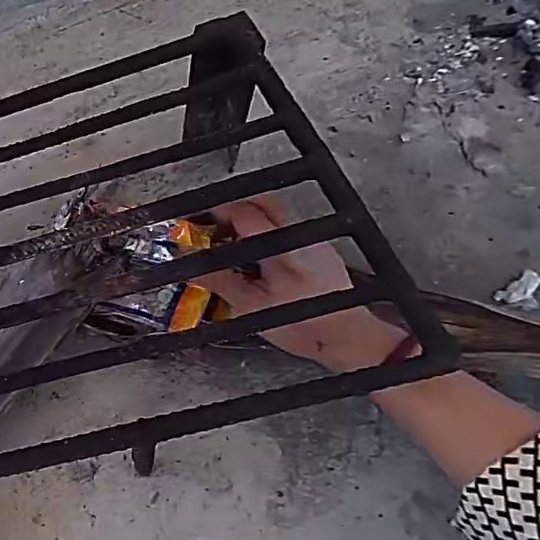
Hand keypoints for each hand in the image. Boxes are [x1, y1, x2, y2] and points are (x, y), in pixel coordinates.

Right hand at [195, 194, 408, 372]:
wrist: (346, 338)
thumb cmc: (304, 326)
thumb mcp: (250, 307)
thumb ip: (219, 280)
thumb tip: (193, 265)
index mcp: (280, 246)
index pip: (244, 212)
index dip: (218, 212)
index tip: (202, 220)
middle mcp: (300, 237)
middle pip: (264, 202)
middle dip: (236, 208)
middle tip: (217, 223)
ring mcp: (314, 241)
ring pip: (278, 215)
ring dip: (253, 221)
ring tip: (235, 241)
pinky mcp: (322, 251)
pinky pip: (289, 230)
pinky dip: (269, 234)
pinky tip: (260, 256)